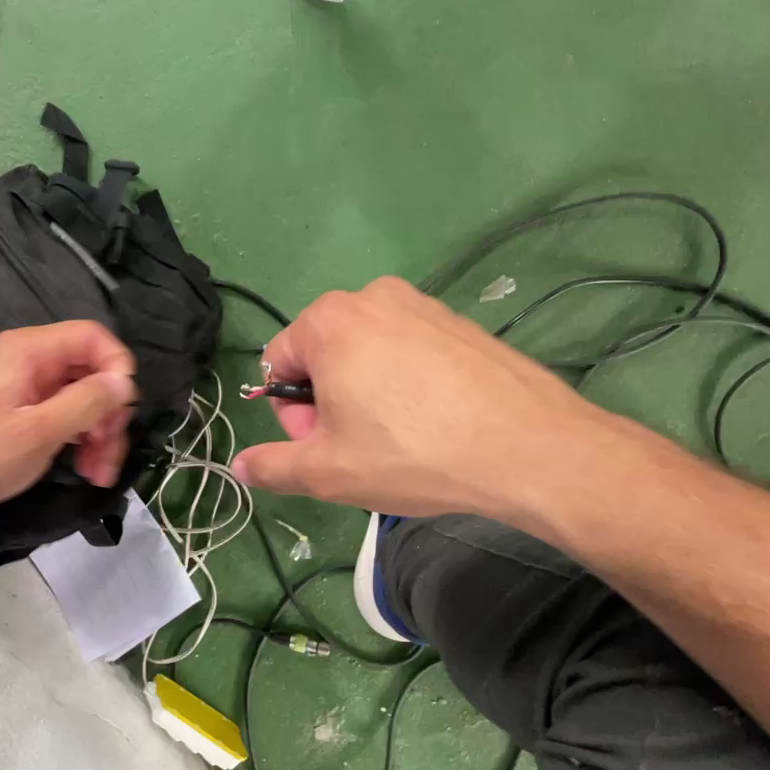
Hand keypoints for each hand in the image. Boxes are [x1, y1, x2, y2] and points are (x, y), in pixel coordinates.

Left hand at [0, 321, 138, 529]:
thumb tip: (126, 382)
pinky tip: (87, 470)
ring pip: (83, 398)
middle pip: (91, 371)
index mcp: (27, 350)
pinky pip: (66, 414)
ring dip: (99, 434)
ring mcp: (25, 386)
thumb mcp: (39, 432)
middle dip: (109, 413)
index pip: (92, 336)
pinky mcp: (24, 411)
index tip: (126, 410)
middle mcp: (28, 359)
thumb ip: (85, 402)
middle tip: (112, 454)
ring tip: (99, 474)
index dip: (117, 368)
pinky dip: (81, 440)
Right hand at [231, 277, 610, 520]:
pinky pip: (404, 352)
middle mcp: (370, 297)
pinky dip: (402, 384)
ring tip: (398, 437)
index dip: (290, 414)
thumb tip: (240, 468)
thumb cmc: (411, 454)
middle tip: (358, 447)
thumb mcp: (326, 472)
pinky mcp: (456, 321)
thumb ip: (271, 467)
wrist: (529, 447)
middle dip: (325, 403)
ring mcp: (419, 304)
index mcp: (327, 322)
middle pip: (319, 356)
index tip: (322, 445)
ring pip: (362, 355)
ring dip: (362, 395)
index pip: (275, 365)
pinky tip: (431, 421)